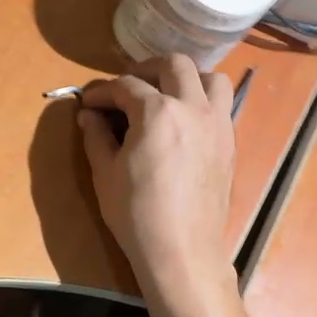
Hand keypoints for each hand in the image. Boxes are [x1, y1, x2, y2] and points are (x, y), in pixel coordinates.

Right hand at [78, 55, 234, 301]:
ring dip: (184, 78)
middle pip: (173, 66)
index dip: (102, 92)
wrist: (181, 250)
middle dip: (145, 70)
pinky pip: (221, 105)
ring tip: (165, 95)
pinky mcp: (229, 143)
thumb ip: (96, 137)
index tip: (88, 103)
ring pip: (209, 78)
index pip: (126, 86)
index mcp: (157, 112)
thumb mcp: (105, 174)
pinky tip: (184, 122)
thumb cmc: (135, 214)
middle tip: (126, 88)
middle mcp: (192, 107)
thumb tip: (88, 115)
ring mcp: (217, 123)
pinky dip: (202, 101)